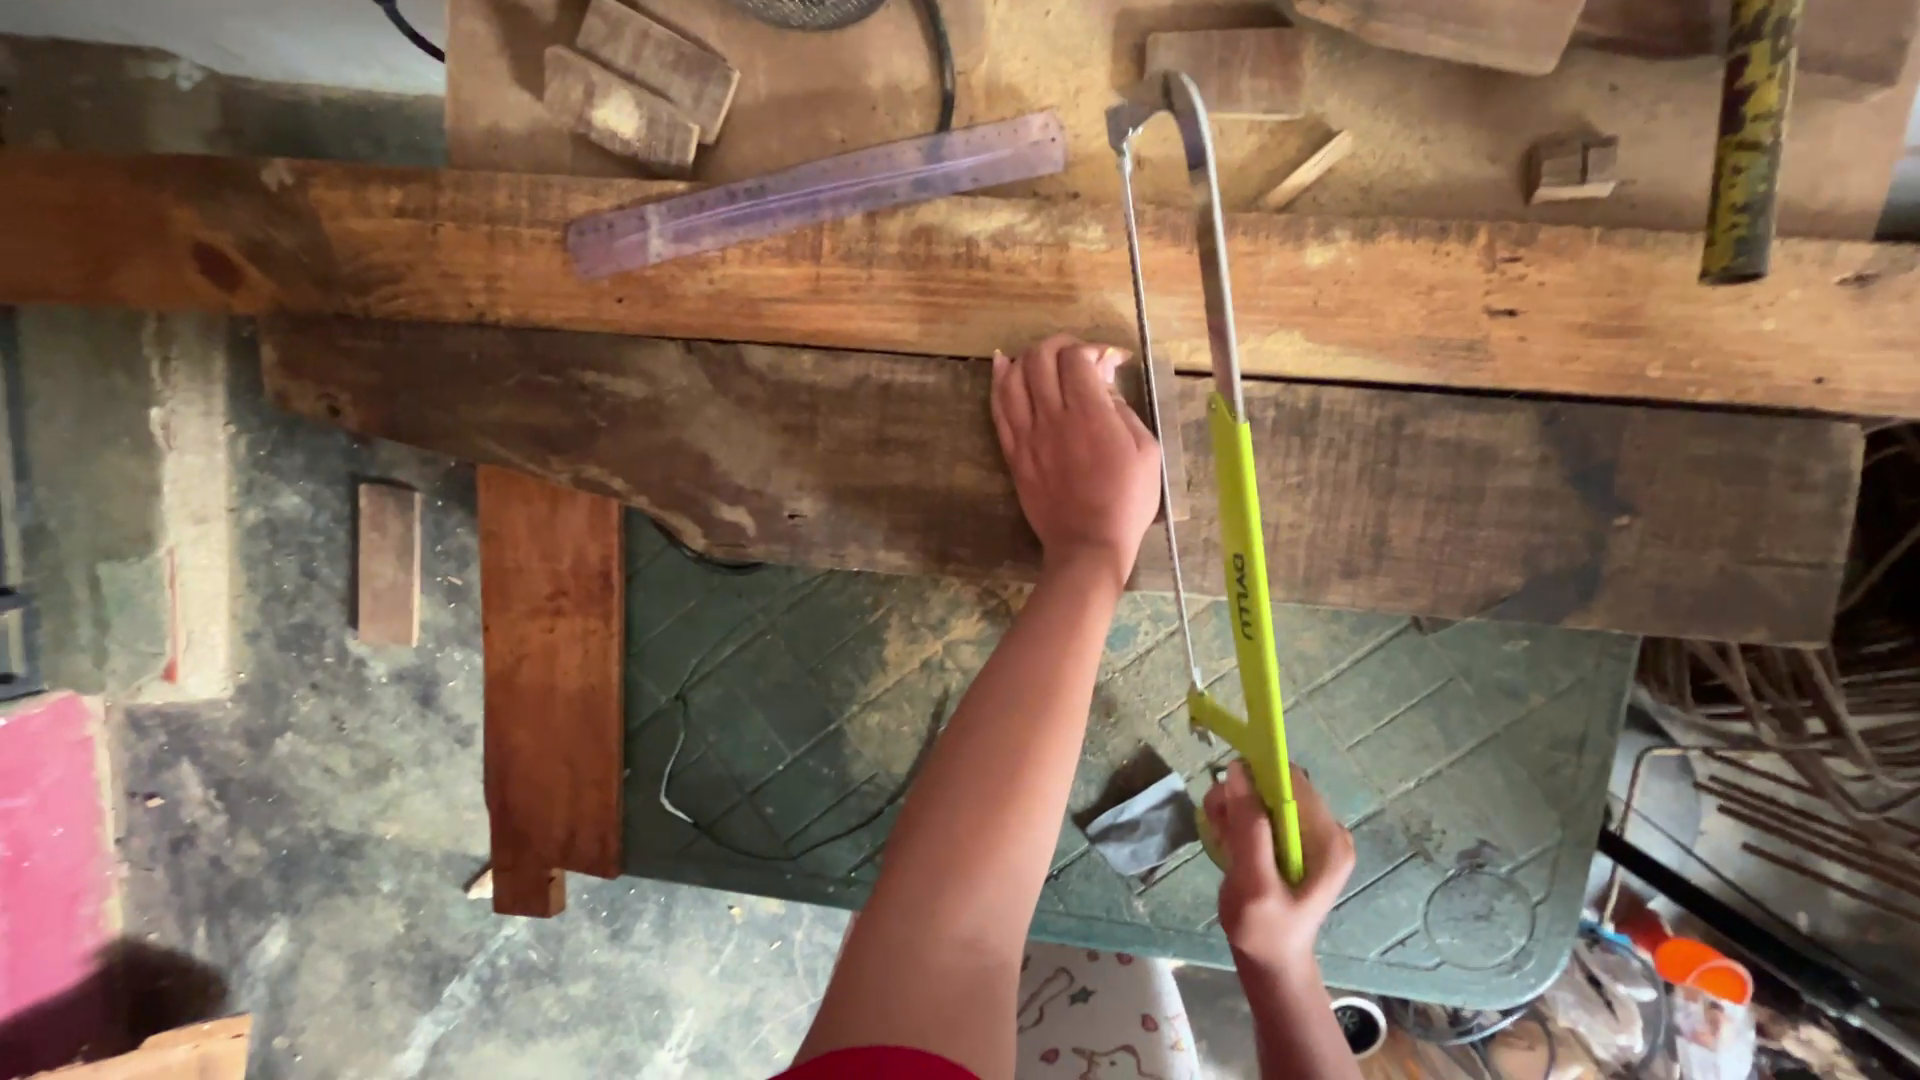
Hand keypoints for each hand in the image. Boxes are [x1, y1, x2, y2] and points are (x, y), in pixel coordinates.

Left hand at [991, 335, 1162, 589]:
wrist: (1087, 544)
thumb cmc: (1126, 500)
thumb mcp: (1146, 450)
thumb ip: (1122, 408)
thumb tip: (1103, 379)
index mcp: (1090, 414)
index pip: (1076, 358)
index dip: (1092, 349)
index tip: (1108, 361)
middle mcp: (1052, 418)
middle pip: (1040, 359)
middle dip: (1059, 346)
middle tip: (1076, 356)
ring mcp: (1027, 435)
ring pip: (1013, 378)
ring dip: (1028, 358)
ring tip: (1043, 360)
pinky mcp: (1013, 453)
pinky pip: (998, 408)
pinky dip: (999, 382)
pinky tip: (1003, 366)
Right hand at [1204, 762, 1356, 974]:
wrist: (1269, 960)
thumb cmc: (1265, 930)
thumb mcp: (1256, 883)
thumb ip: (1250, 829)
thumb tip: (1237, 770)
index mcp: (1328, 839)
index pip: (1293, 782)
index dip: (1258, 776)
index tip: (1226, 794)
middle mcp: (1322, 829)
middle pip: (1275, 784)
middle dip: (1240, 795)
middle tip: (1218, 821)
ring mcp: (1305, 833)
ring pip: (1260, 793)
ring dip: (1232, 805)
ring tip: (1220, 835)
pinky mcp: (1287, 838)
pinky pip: (1257, 808)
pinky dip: (1235, 816)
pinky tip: (1226, 840)